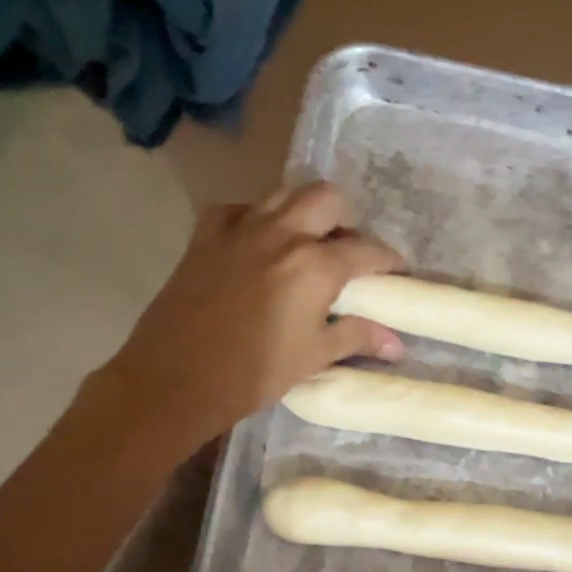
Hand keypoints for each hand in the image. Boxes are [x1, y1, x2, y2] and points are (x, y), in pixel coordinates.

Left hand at [92, 183, 404, 453]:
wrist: (175, 378)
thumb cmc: (253, 374)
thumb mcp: (313, 357)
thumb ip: (356, 338)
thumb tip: (396, 343)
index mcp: (315, 265)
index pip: (365, 250)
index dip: (388, 260)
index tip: (397, 272)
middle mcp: (282, 234)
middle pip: (326, 199)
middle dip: (346, 219)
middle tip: (349, 249)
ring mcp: (240, 229)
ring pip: (284, 193)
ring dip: (304, 209)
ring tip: (309, 240)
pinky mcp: (206, 235)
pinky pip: (240, 208)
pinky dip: (258, 216)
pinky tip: (259, 241)